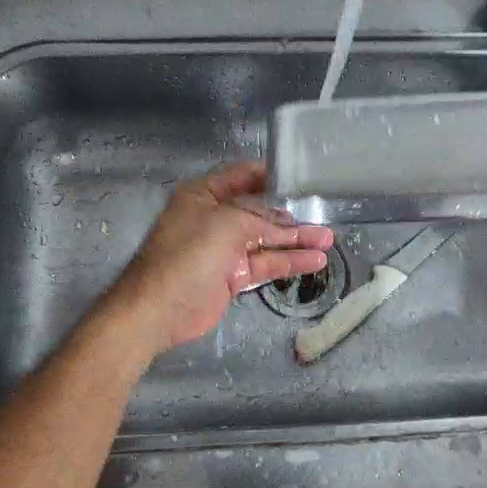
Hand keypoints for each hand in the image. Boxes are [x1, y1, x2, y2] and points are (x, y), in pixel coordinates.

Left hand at [103, 162, 333, 353]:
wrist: (158, 311)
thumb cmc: (187, 257)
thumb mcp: (225, 224)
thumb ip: (258, 219)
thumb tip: (285, 224)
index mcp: (204, 195)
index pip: (243, 176)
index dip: (272, 176)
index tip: (303, 179)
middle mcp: (215, 218)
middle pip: (260, 210)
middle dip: (291, 214)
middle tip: (324, 213)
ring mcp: (224, 249)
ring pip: (266, 240)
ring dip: (296, 240)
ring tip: (327, 240)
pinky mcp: (232, 276)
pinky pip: (265, 264)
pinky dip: (288, 263)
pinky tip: (313, 261)